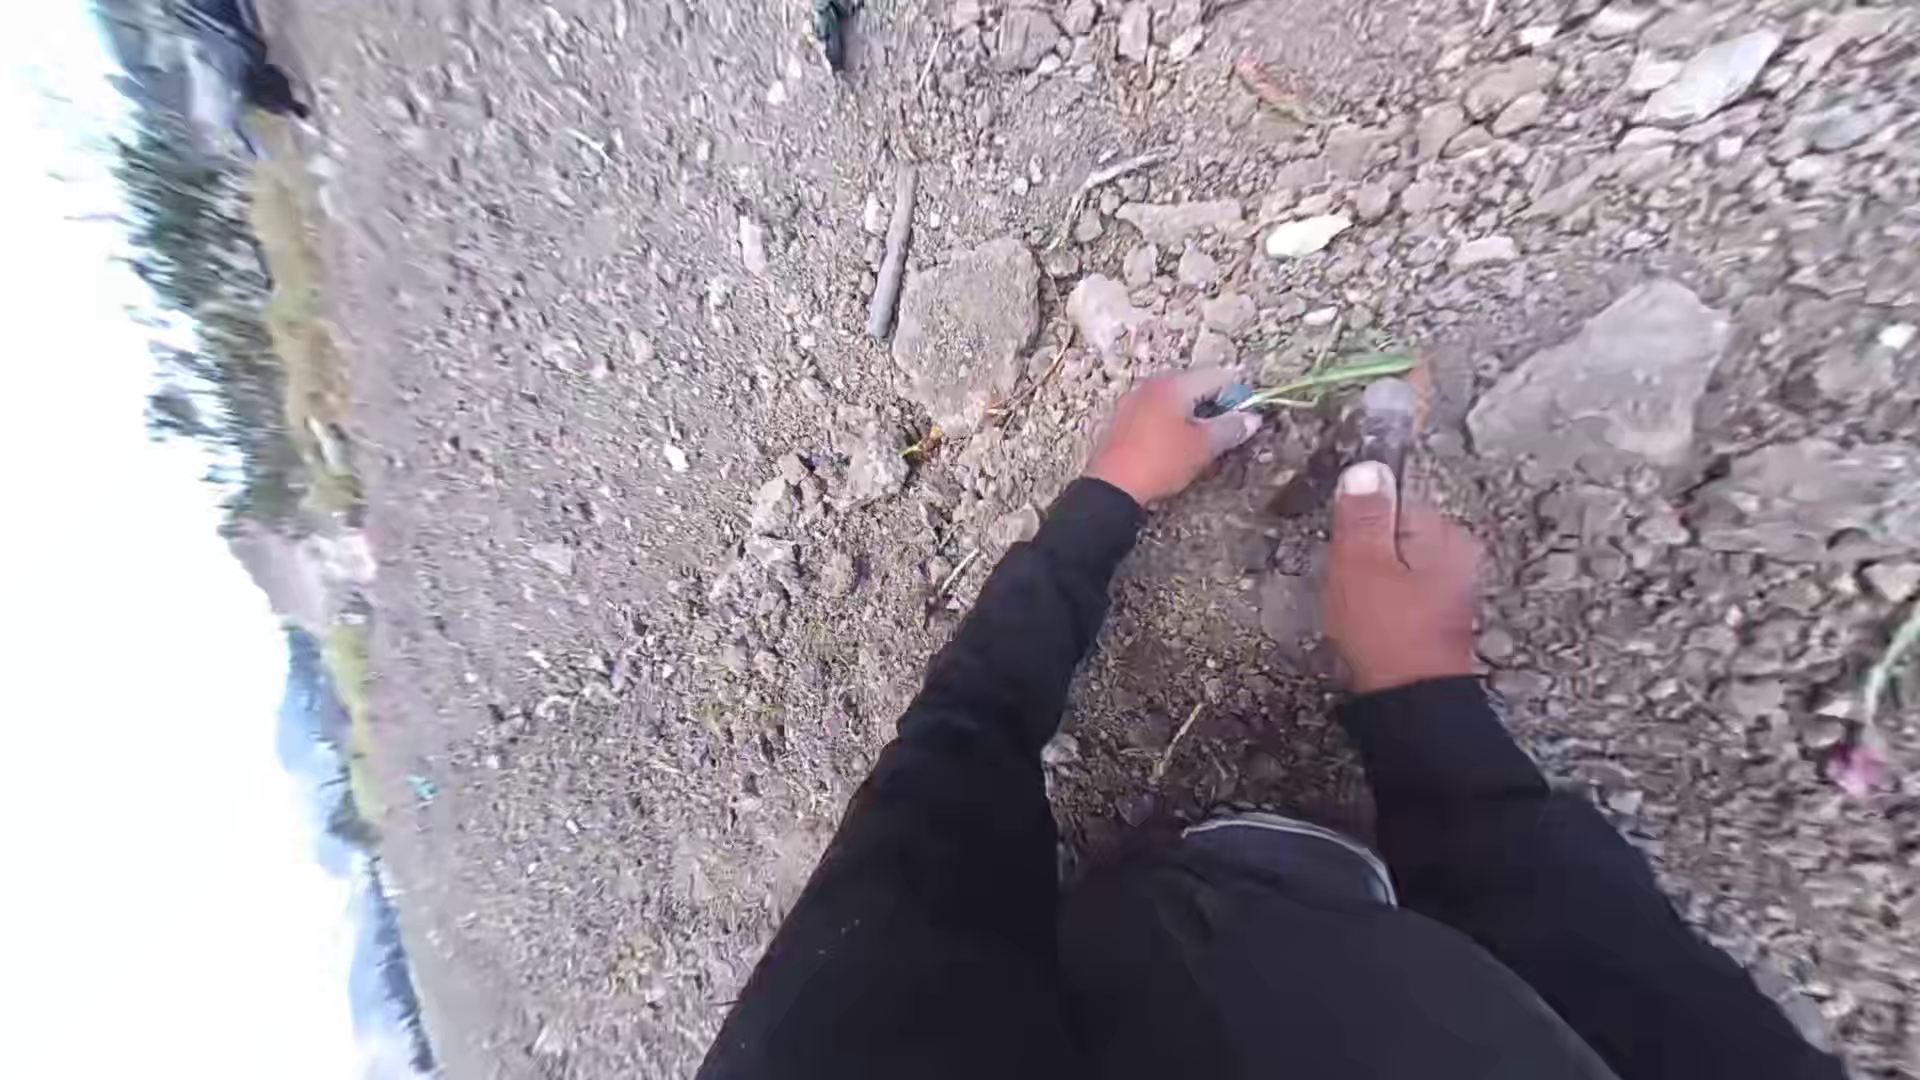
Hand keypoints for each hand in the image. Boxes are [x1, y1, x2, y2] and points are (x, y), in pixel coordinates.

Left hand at [1085, 368, 1262, 506]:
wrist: (1112, 487)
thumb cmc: (1160, 462)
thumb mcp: (1202, 447)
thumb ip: (1230, 428)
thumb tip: (1252, 418)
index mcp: (1173, 385)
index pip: (1217, 376)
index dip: (1236, 394)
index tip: (1243, 416)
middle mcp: (1150, 385)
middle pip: (1192, 385)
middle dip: (1211, 403)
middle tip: (1222, 429)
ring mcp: (1131, 402)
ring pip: (1171, 400)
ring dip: (1188, 414)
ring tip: (1197, 440)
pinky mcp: (1119, 421)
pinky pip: (1152, 412)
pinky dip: (1167, 422)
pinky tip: (1171, 444)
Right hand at [1324, 461, 1478, 693]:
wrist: (1406, 695)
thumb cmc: (1382, 628)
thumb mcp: (1360, 562)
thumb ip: (1363, 514)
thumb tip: (1366, 468)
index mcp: (1442, 534)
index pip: (1393, 495)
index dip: (1357, 513)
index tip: (1339, 538)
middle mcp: (1455, 551)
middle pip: (1392, 525)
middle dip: (1361, 542)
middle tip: (1343, 571)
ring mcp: (1447, 580)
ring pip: (1391, 553)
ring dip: (1366, 567)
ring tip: (1350, 593)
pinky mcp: (1434, 605)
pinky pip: (1396, 577)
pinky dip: (1376, 586)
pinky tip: (1363, 608)